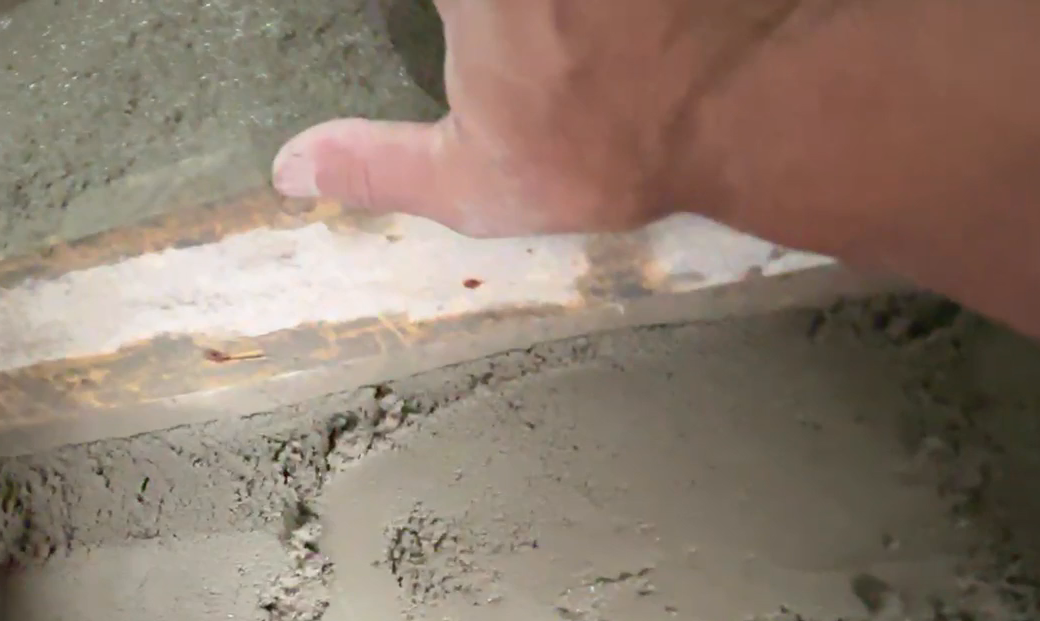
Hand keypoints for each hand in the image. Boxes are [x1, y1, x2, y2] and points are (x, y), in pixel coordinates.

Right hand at [271, 0, 800, 236]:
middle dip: (478, 23)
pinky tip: (592, 21)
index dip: (439, 21)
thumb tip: (285, 169)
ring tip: (536, 35)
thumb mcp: (468, 184)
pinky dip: (567, 5)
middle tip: (501, 53)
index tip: (450, 43)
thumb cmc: (600, 149)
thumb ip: (372, 167)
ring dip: (514, 16)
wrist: (753, 99)